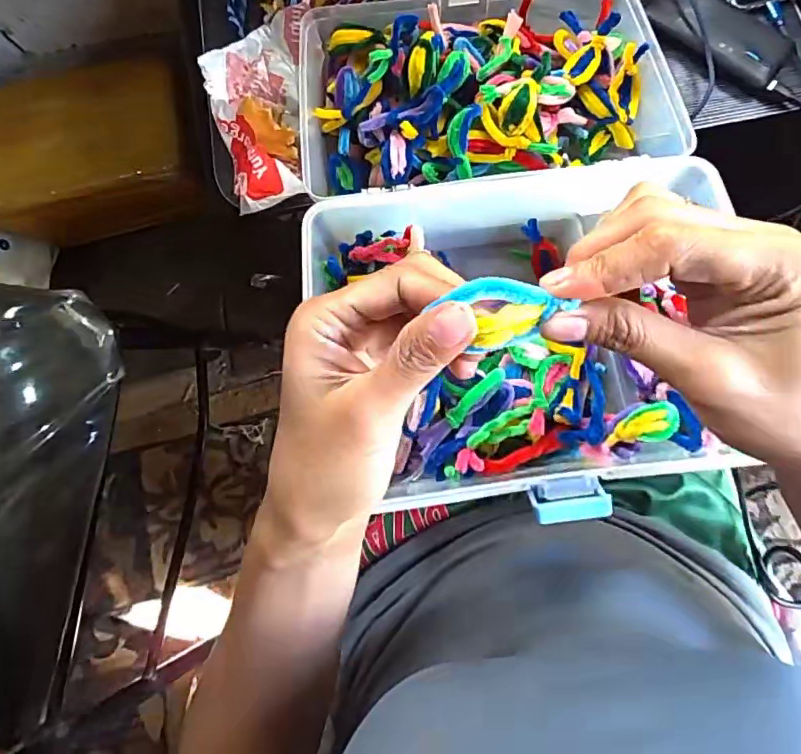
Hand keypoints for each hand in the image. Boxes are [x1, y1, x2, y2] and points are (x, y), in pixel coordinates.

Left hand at [262, 255, 474, 553]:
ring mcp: (366, 337)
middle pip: (412, 285)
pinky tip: (463, 368)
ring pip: (423, 307)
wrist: (315, 519)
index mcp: (325, 318)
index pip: (395, 282)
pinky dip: (449, 344)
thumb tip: (465, 312)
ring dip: (455, 325)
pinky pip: (426, 334)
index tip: (484, 324)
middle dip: (452, 306)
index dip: (442, 294)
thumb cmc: (327, 470)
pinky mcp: (385, 358)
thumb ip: (415, 359)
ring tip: (475, 362)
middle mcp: (345, 317)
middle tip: (485, 343)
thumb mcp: (370, 413)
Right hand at [537, 184, 800, 482]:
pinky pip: (658, 239)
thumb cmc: (782, 417)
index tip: (557, 292)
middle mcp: (760, 237)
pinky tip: (606, 286)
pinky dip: (623, 258)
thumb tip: (557, 318)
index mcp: (778, 260)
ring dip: (609, 247)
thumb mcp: (705, 378)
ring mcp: (739, 243)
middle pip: (661, 214)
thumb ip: (630, 336)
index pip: (675, 239)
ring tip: (580, 290)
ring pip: (654, 215)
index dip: (609, 263)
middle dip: (603, 250)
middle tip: (560, 293)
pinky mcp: (718, 259)